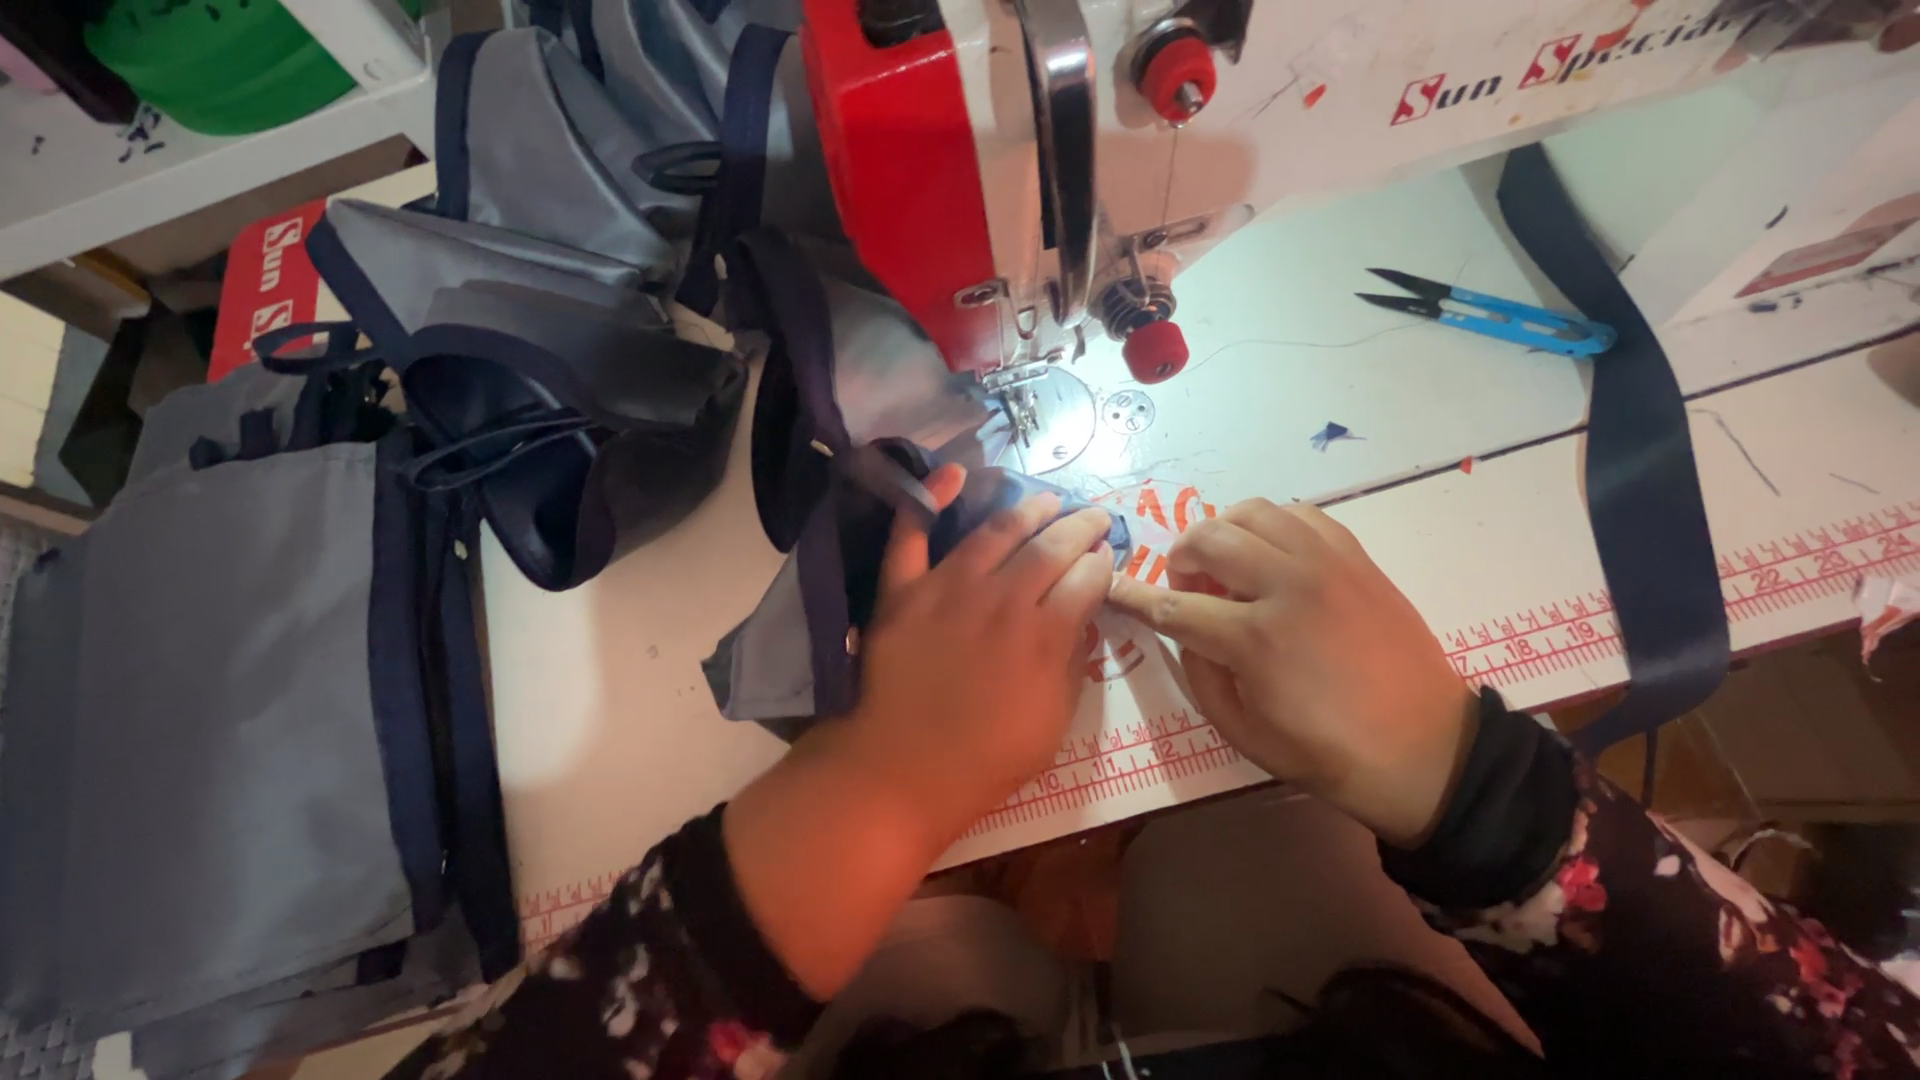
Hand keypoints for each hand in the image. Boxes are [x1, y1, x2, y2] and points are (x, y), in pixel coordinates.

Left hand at [839, 464, 1117, 842]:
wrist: (902, 770)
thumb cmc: (986, 760)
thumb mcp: (1053, 725)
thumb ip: (1071, 666)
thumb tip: (1082, 620)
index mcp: (1044, 635)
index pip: (1086, 579)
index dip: (1101, 564)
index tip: (1105, 559)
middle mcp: (1002, 599)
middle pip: (1051, 546)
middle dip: (1080, 526)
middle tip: (1094, 517)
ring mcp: (948, 588)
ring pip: (995, 531)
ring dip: (1028, 508)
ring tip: (1048, 499)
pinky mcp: (903, 590)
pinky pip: (912, 536)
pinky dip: (928, 500)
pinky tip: (953, 472)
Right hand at [1106, 499, 1475, 846]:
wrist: (1425, 752)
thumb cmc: (1325, 753)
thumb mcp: (1240, 730)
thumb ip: (1198, 670)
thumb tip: (1181, 626)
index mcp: (1256, 639)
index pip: (1173, 606)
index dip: (1134, 598)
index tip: (1113, 588)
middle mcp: (1289, 586)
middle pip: (1208, 538)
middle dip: (1180, 559)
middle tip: (1188, 587)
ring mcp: (1327, 564)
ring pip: (1252, 510)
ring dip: (1222, 531)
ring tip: (1226, 564)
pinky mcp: (1356, 557)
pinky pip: (1299, 514)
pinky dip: (1270, 525)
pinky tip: (1270, 555)